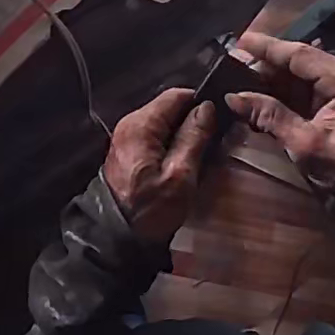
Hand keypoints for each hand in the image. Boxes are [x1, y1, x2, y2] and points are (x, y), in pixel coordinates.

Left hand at [102, 89, 218, 243]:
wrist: (116, 240)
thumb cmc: (150, 210)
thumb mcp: (180, 176)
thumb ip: (194, 138)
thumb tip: (207, 107)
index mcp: (141, 125)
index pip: (177, 95)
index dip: (201, 104)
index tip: (219, 121)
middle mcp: (130, 124)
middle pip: (170, 108)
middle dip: (193, 121)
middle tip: (213, 142)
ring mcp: (127, 137)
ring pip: (165, 123)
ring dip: (184, 134)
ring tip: (201, 154)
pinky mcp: (128, 151)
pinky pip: (156, 136)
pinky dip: (172, 144)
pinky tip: (183, 162)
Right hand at [226, 32, 334, 197]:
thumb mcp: (305, 144)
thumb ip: (270, 117)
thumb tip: (234, 98)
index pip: (299, 54)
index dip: (266, 47)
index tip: (239, 40)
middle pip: (299, 62)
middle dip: (265, 66)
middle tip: (233, 68)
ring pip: (302, 74)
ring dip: (273, 80)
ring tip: (241, 82)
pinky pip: (309, 88)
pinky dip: (286, 93)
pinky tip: (262, 97)